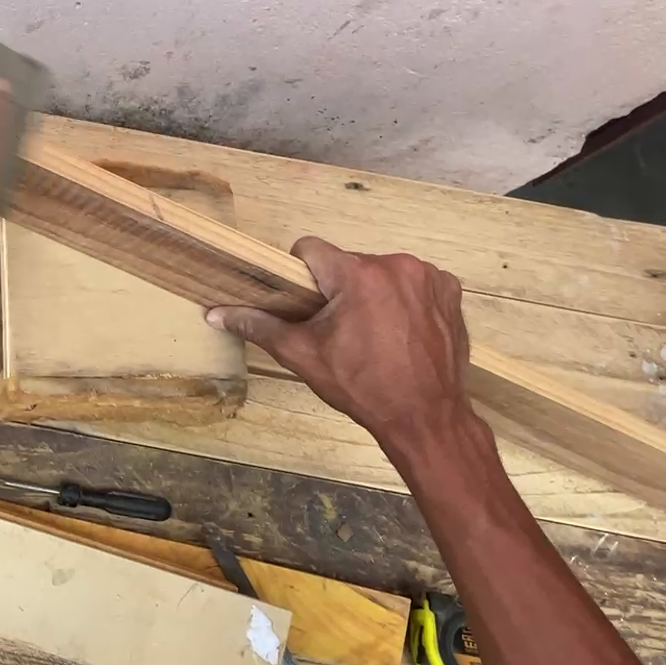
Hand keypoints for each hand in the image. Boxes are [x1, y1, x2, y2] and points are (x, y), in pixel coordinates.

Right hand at [206, 237, 474, 447]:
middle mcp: (396, 265)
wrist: (424, 416)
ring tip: (369, 332)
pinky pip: (412, 282)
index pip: (310, 249)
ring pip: (379, 272)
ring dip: (369, 293)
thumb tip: (215, 314)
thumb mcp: (301, 355)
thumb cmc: (360, 386)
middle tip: (335, 328)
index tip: (301, 302)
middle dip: (336, 288)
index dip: (298, 272)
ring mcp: (428, 276)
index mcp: (356, 274)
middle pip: (346, 263)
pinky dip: (402, 300)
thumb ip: (258, 326)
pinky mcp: (450, 291)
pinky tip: (398, 331)